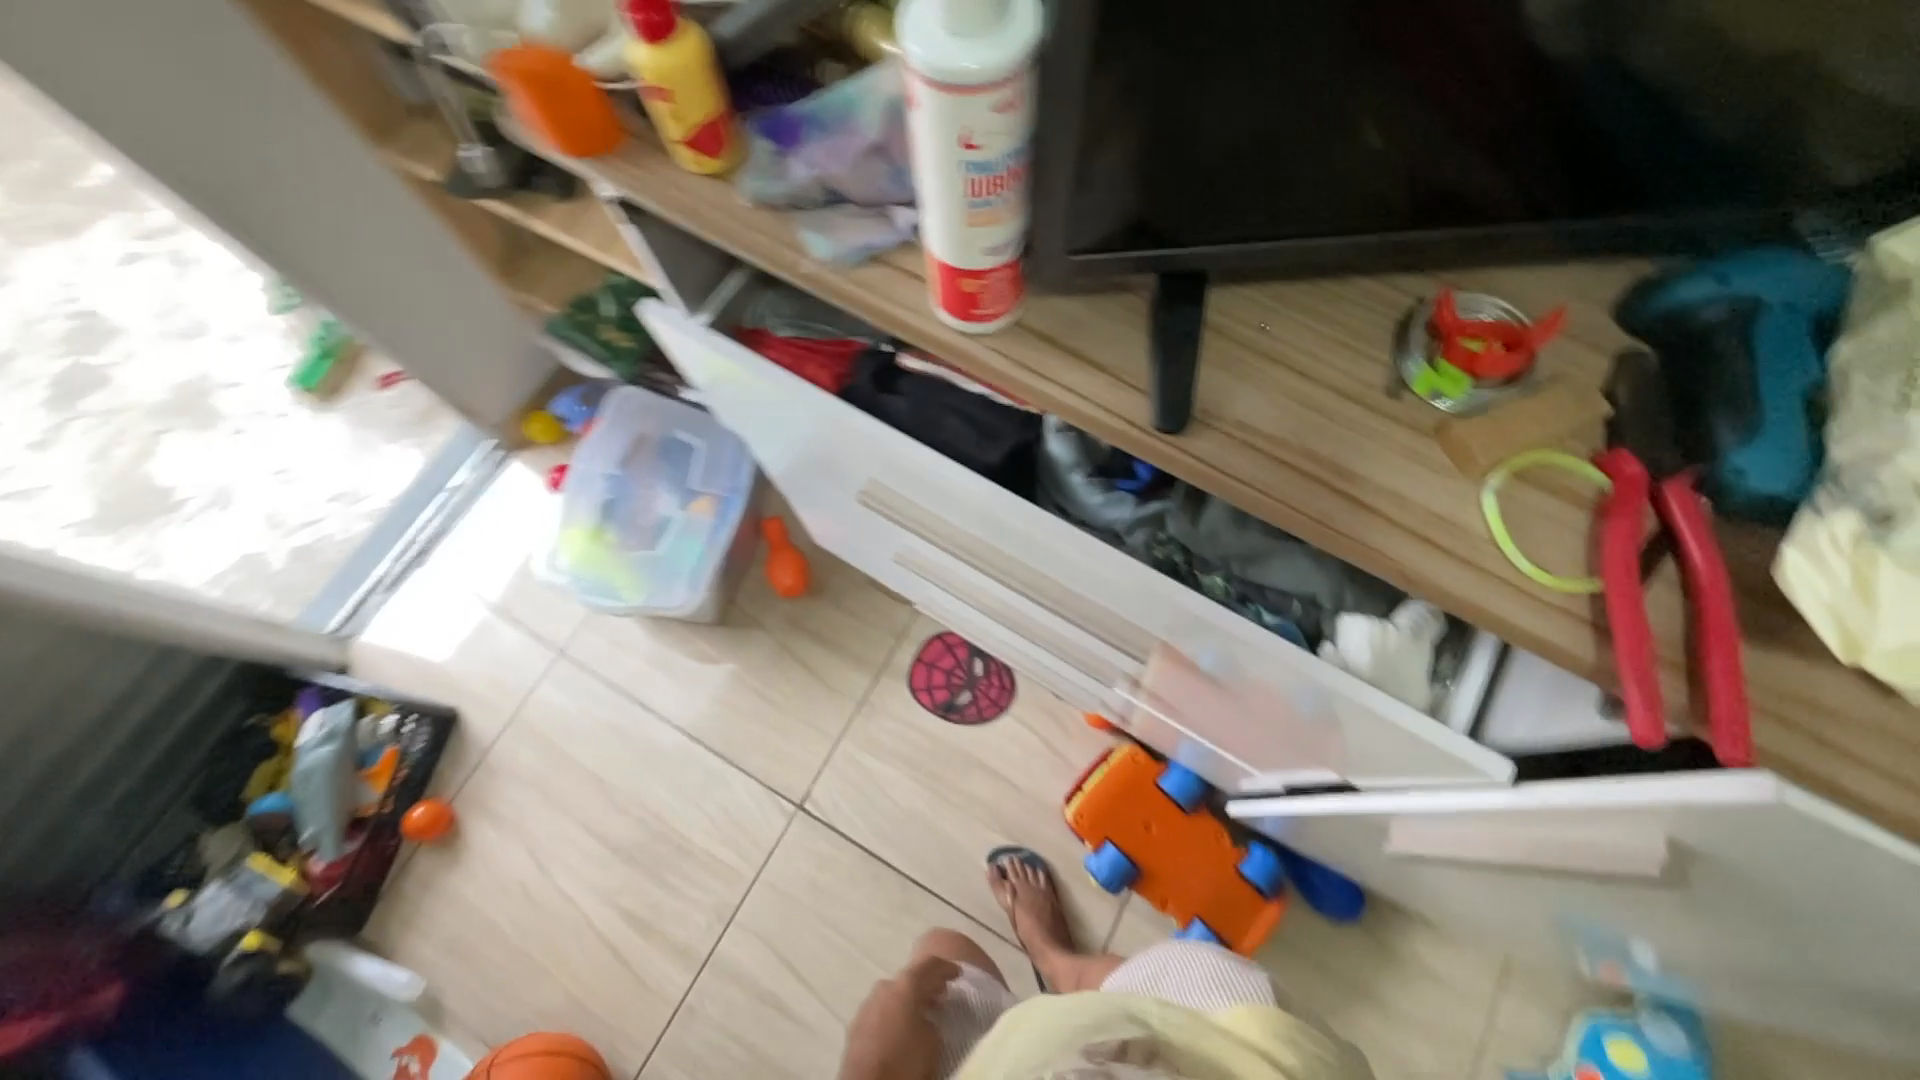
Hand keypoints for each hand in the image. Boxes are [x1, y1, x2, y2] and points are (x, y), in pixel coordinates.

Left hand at [838, 955, 960, 1079]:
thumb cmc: (906, 1061)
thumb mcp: (934, 1041)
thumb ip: (932, 1021)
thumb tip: (925, 1020)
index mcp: (906, 985)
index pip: (929, 965)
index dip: (946, 968)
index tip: (957, 974)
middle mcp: (884, 987)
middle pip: (908, 979)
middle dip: (925, 986)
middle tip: (941, 995)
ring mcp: (866, 1006)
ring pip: (892, 995)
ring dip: (907, 1001)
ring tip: (922, 1014)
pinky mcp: (855, 1026)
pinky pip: (880, 1012)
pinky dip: (893, 1015)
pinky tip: (900, 1030)